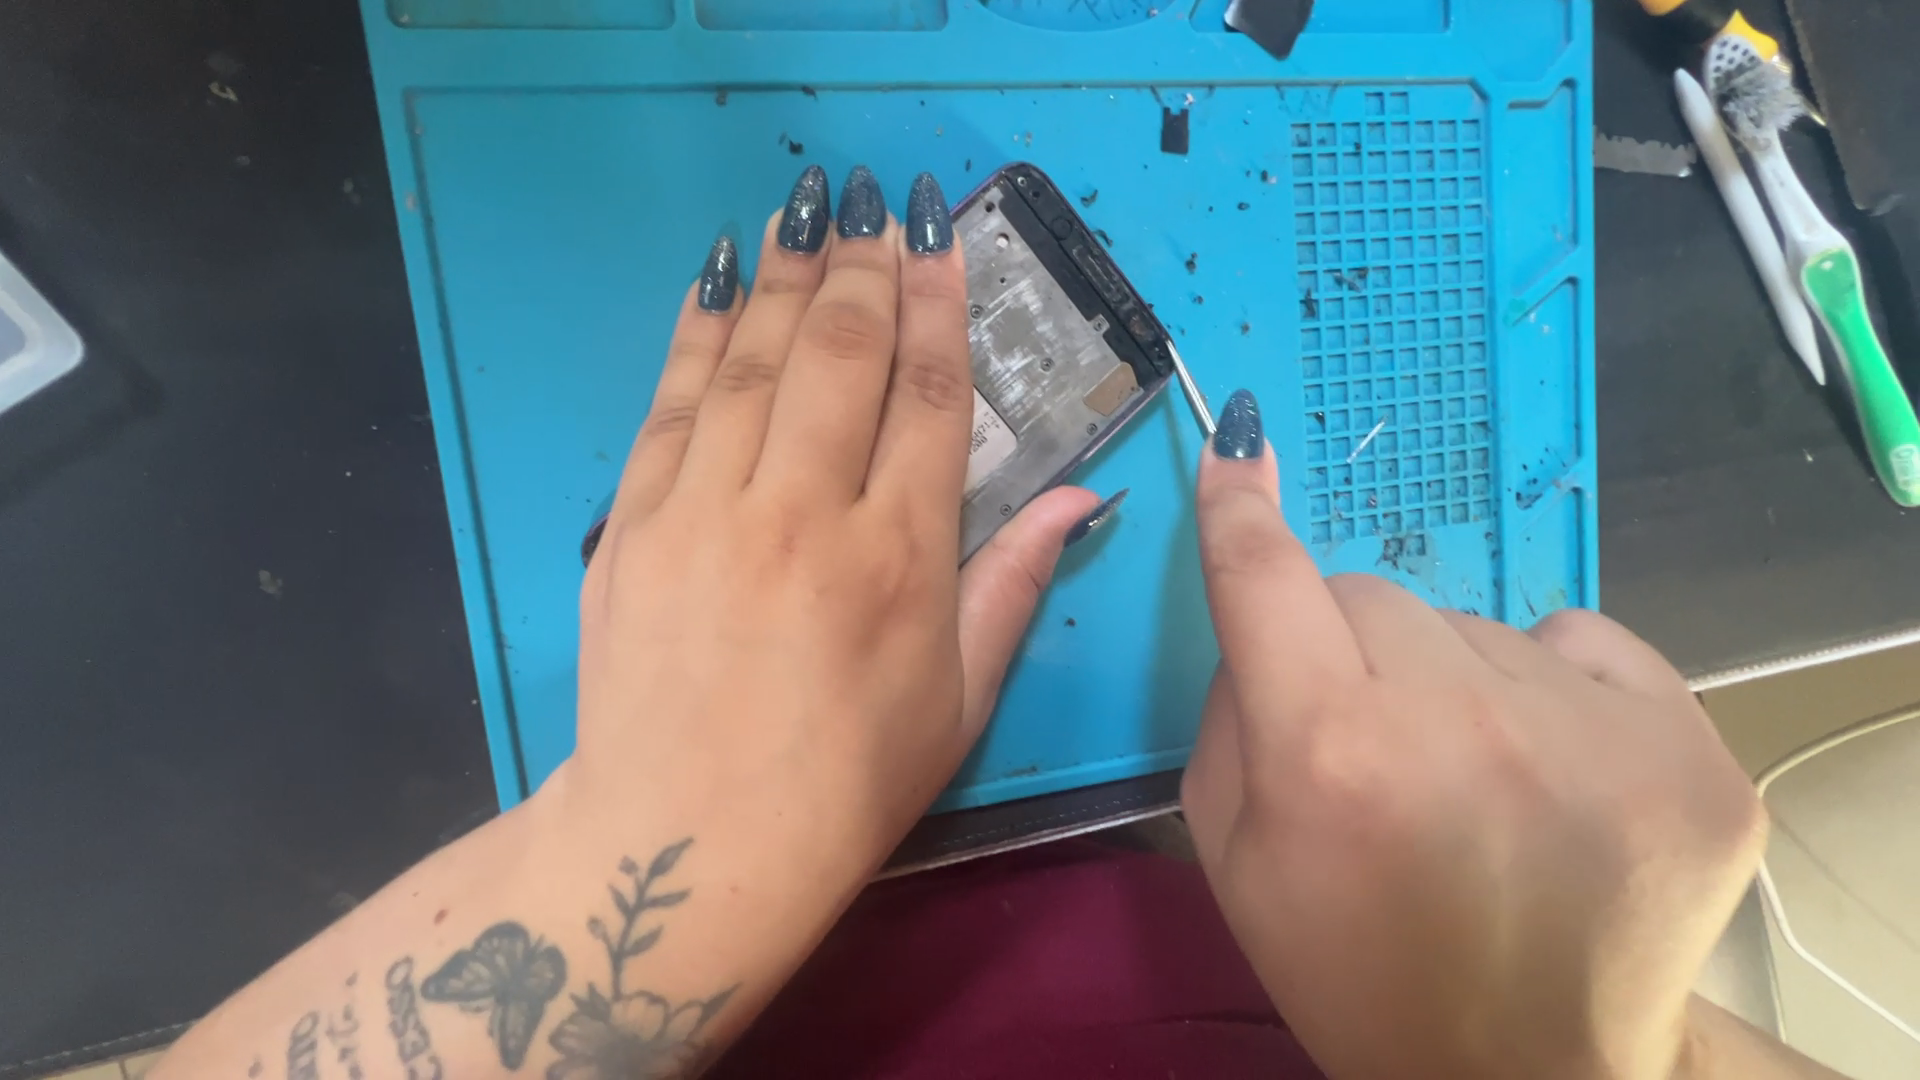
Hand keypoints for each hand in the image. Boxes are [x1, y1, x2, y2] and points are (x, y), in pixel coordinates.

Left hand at [572, 165, 1098, 881]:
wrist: (690, 845)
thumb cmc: (848, 782)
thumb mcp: (962, 698)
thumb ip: (1016, 582)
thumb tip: (1085, 498)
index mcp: (902, 557)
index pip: (931, 399)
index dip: (939, 311)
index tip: (940, 245)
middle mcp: (807, 513)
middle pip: (843, 356)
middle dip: (864, 268)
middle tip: (874, 205)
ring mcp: (709, 511)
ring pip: (757, 362)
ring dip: (787, 277)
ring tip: (806, 211)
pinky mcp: (633, 524)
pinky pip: (672, 404)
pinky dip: (698, 333)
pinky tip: (720, 281)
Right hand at [1181, 390, 1767, 1079]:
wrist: (1522, 1067)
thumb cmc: (1336, 952)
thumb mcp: (1224, 839)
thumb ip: (1229, 705)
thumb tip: (1263, 606)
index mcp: (1325, 752)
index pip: (1265, 579)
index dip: (1239, 508)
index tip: (1235, 440)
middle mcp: (1455, 722)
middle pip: (1364, 591)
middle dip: (1340, 640)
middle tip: (1358, 731)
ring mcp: (1588, 730)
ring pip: (1461, 617)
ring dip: (1436, 669)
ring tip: (1455, 768)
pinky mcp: (1686, 747)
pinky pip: (1573, 636)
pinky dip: (1539, 677)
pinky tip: (1538, 757)